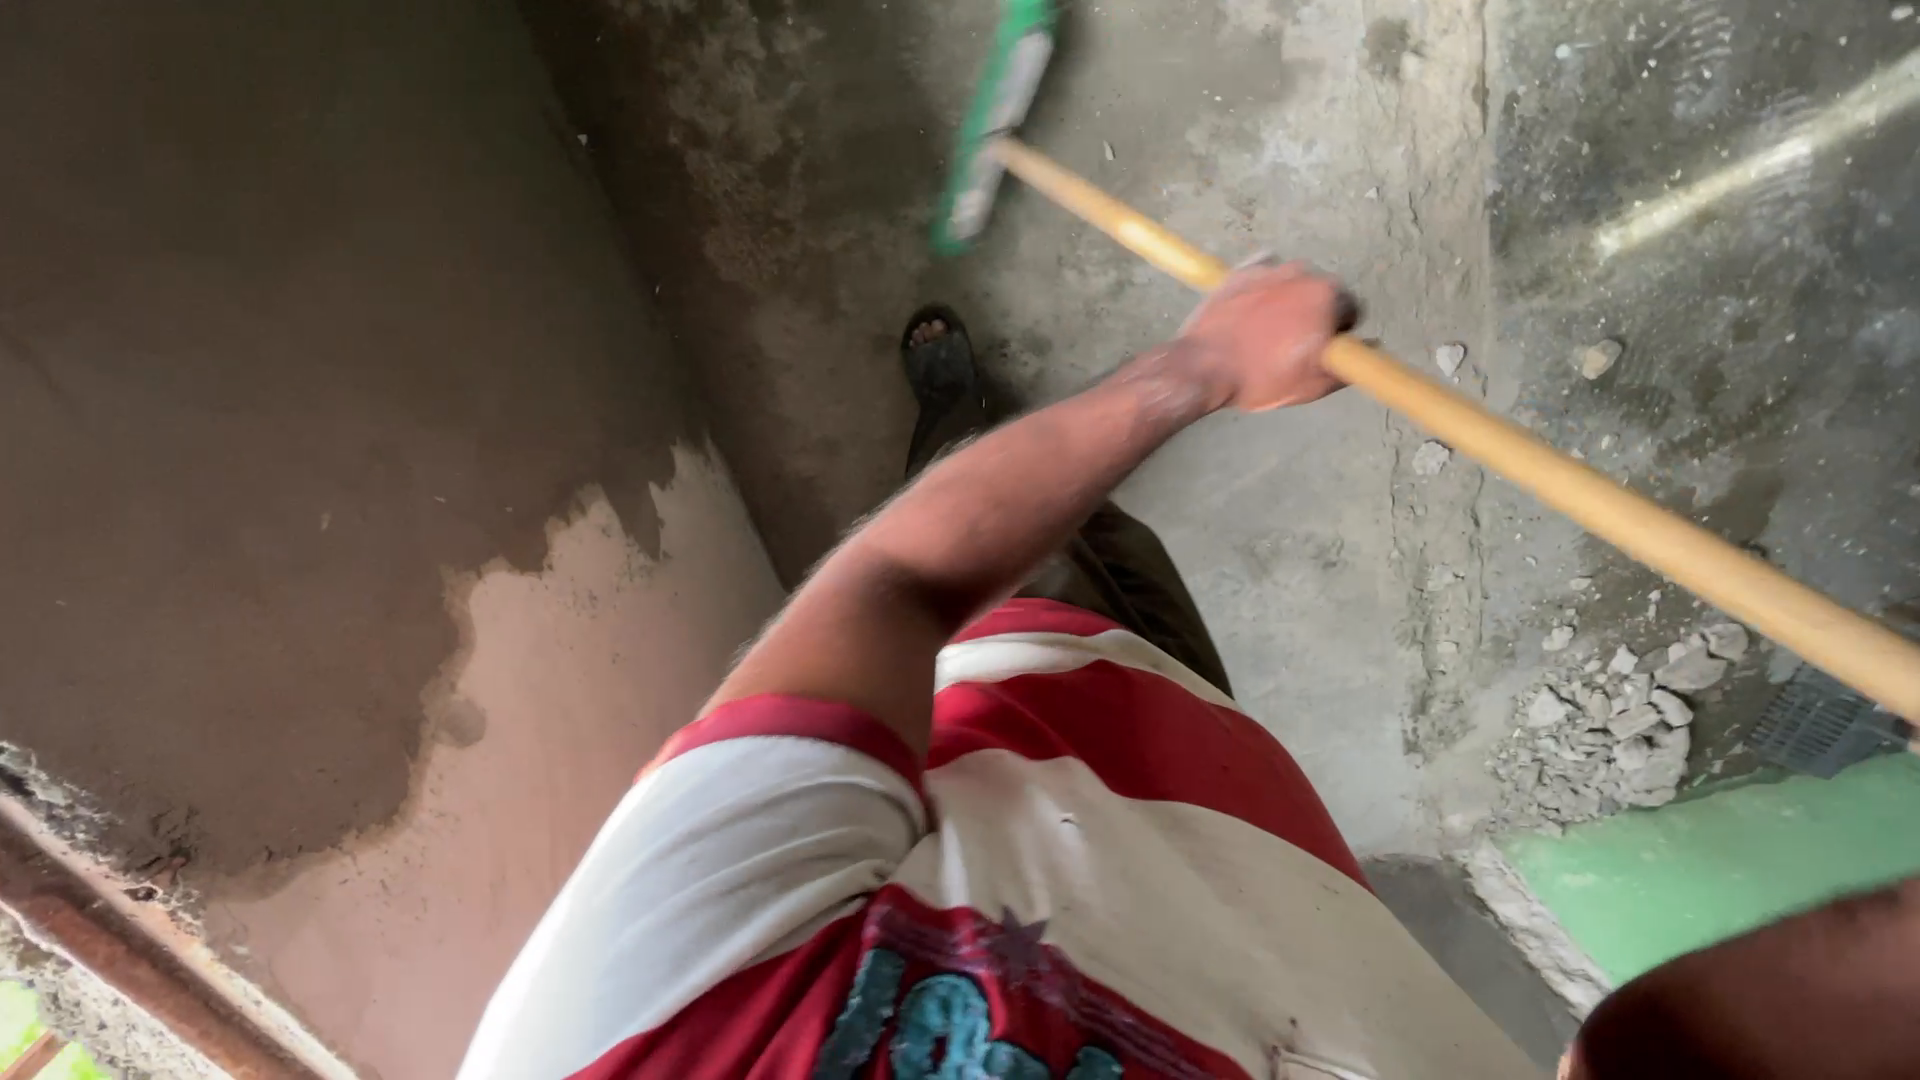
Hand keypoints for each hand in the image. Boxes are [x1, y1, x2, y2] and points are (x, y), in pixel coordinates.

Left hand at [1175, 262, 1353, 411]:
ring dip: (1285, 303)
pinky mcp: (1238, 273)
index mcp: (1328, 295)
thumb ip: (1349, 366)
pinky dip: (1260, 290)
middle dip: (1311, 316)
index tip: (1315, 353)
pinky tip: (1249, 313)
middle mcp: (1302, 272)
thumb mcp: (1313, 385)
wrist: (1203, 367)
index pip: (1350, 311)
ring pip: (1290, 285)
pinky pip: (1260, 276)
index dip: (1336, 335)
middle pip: (1319, 294)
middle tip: (1287, 347)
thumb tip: (1371, 347)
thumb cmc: (1260, 377)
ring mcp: (1267, 269)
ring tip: (1262, 335)